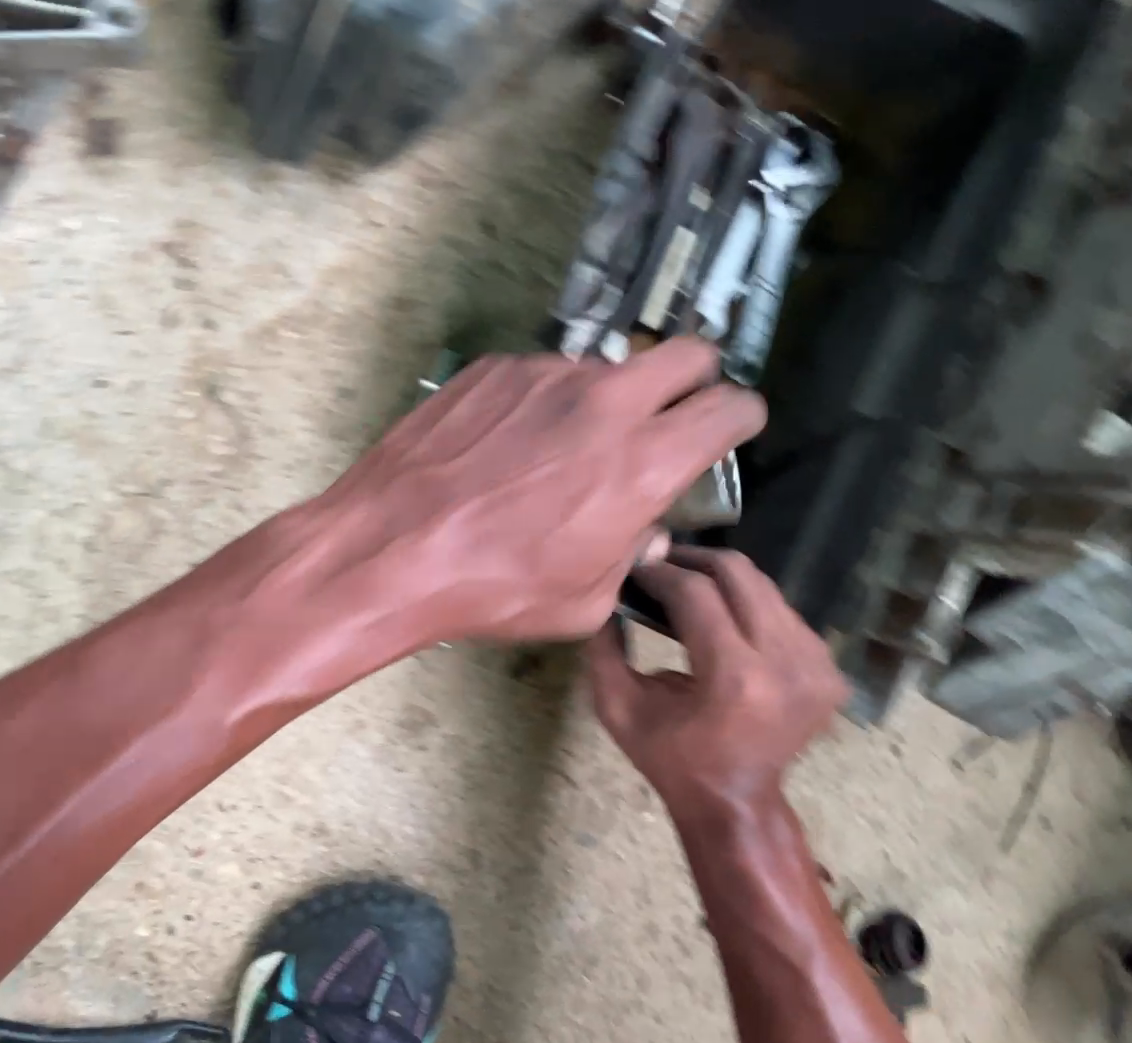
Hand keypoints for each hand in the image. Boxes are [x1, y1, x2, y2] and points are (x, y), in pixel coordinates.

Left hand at [301, 340, 764, 644]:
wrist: (391, 547)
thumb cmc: (493, 587)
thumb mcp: (584, 601)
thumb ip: (631, 555)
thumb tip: (644, 529)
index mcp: (644, 460)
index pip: (729, 407)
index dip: (740, 416)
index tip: (730, 428)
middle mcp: (605, 401)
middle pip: (686, 352)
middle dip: (693, 379)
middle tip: (669, 414)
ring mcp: (544, 376)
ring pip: (602, 368)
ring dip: (601, 400)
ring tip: (556, 449)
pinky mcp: (493, 369)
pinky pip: (538, 377)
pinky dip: (538, 404)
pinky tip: (502, 445)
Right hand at [585, 548, 848, 809]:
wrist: (735, 802)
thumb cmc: (670, 758)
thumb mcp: (617, 707)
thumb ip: (604, 648)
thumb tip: (607, 596)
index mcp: (734, 677)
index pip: (696, 594)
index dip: (660, 572)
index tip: (635, 567)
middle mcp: (786, 663)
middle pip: (740, 575)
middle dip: (694, 560)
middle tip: (661, 562)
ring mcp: (817, 665)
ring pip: (765, 588)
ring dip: (721, 580)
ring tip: (686, 587)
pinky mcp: (829, 670)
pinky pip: (784, 613)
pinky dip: (749, 606)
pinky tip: (722, 618)